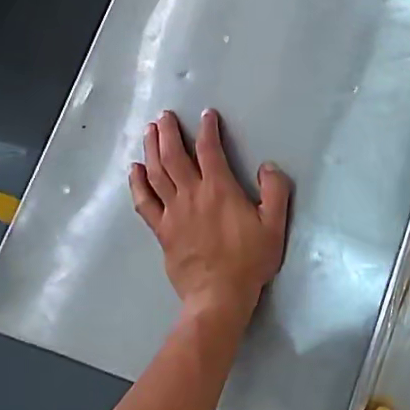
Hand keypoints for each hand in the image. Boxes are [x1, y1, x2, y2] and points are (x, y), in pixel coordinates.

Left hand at [130, 109, 291, 324]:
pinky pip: (144, 202)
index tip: (207, 114)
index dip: (208, 129)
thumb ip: (274, 191)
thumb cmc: (250, 260)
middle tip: (165, 115)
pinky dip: (137, 183)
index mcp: (219, 189)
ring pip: (156, 173)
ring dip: (151, 149)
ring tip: (149, 131)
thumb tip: (267, 167)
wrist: (218, 295)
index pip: (210, 150)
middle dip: (169, 132)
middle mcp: (191, 194)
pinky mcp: (161, 230)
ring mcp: (172, 212)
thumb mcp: (275, 224)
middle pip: (174, 156)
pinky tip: (134, 170)